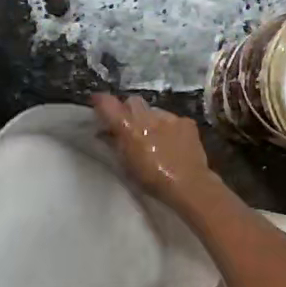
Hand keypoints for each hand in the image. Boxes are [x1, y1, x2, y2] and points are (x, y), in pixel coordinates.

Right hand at [92, 93, 216, 203]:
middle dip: (128, 110)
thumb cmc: (151, 180)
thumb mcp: (125, 165)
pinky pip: (172, 119)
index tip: (97, 104)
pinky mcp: (186, 122)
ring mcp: (169, 117)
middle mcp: (147, 116)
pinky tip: (172, 142)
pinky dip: (169, 128)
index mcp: (129, 127)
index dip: (101, 102)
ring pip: (153, 110)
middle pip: (133, 102)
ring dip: (150, 120)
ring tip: (154, 137)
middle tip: (129, 126)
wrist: (188, 185)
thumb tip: (103, 132)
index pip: (108, 103)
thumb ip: (113, 144)